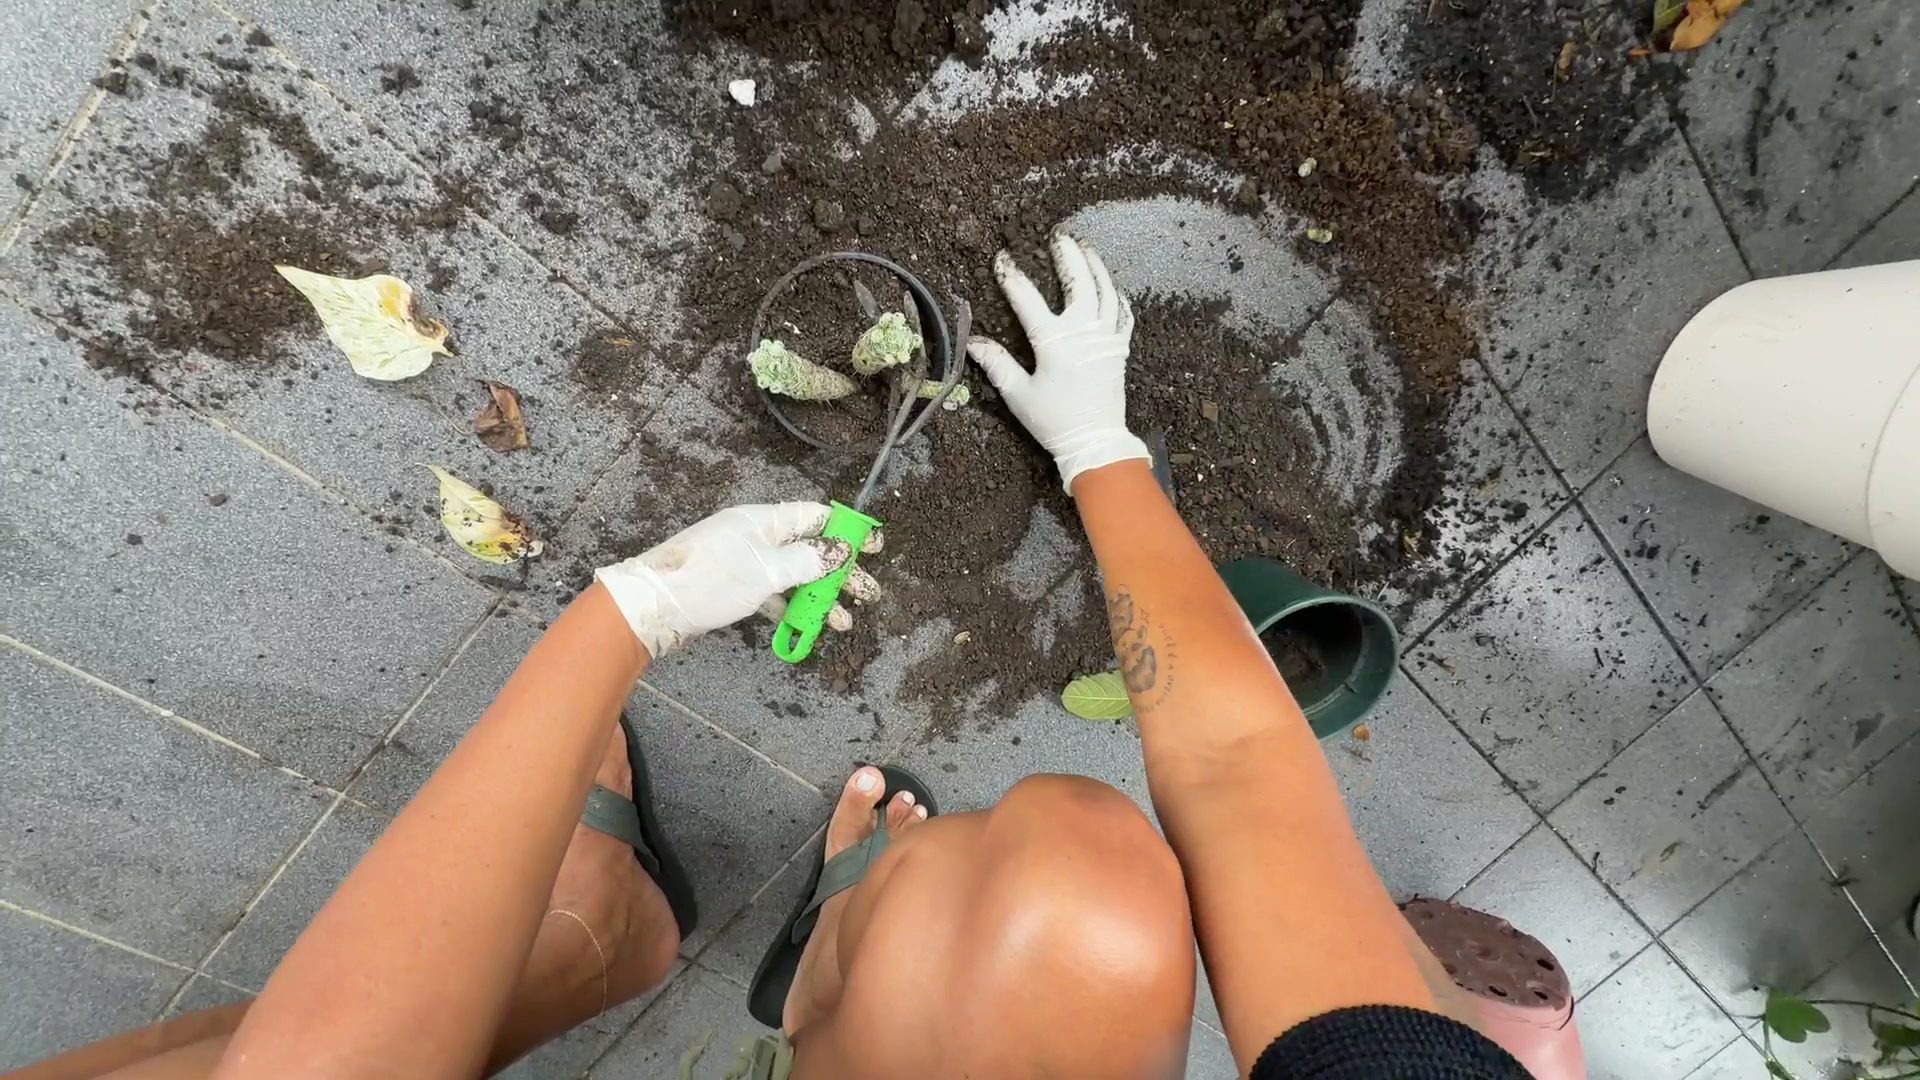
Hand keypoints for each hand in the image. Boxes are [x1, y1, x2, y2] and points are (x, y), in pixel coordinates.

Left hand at [594, 502, 881, 657]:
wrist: (652, 607)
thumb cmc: (711, 579)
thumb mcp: (766, 570)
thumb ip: (808, 561)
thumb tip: (840, 551)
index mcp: (766, 521)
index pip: (817, 516)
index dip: (847, 529)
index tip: (874, 545)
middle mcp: (759, 536)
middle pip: (811, 549)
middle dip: (841, 572)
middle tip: (868, 593)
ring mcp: (747, 562)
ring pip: (795, 575)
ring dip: (820, 596)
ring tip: (843, 621)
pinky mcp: (736, 587)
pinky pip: (775, 593)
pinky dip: (793, 607)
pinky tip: (807, 625)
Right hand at [967, 227, 1148, 493]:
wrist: (1095, 440)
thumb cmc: (1054, 420)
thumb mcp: (1019, 394)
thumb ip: (997, 365)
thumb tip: (973, 342)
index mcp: (1054, 341)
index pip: (1028, 298)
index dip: (1012, 276)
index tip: (1002, 259)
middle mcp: (1083, 331)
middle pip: (1077, 280)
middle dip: (1066, 254)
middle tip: (1058, 235)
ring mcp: (1106, 337)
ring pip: (1105, 290)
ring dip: (1095, 266)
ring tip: (1086, 248)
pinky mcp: (1120, 348)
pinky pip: (1123, 313)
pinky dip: (1117, 295)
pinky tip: (1111, 286)